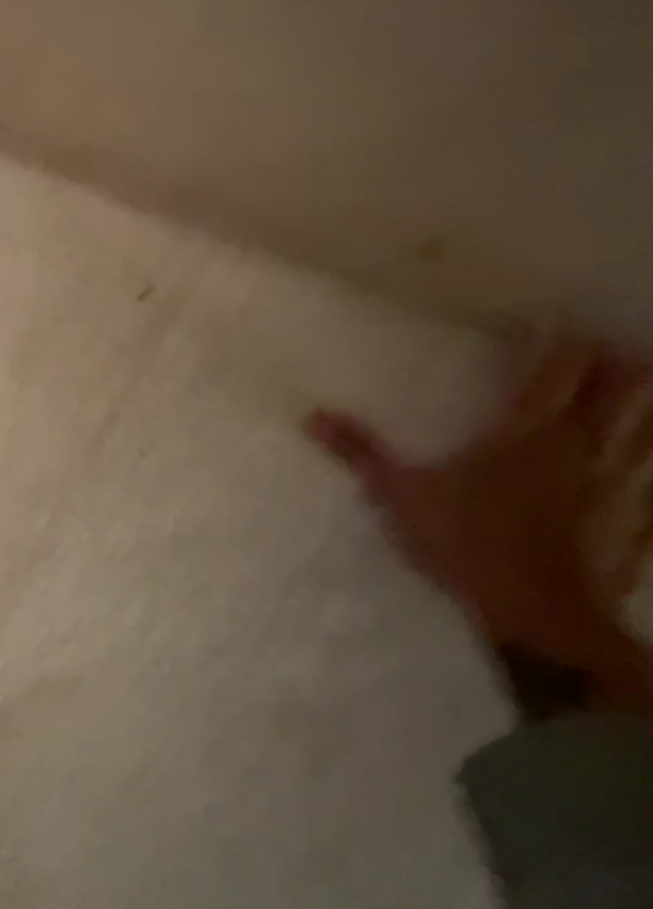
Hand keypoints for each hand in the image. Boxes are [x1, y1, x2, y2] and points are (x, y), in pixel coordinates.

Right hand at [307, 333, 652, 711]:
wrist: (538, 612)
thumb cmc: (464, 542)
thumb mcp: (398, 494)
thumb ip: (361, 451)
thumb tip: (313, 414)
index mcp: (525, 432)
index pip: (553, 368)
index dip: (552, 338)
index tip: (540, 319)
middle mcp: (581, 444)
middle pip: (620, 383)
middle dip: (608, 358)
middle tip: (587, 346)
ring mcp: (617, 478)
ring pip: (646, 419)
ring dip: (638, 395)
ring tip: (626, 379)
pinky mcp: (635, 512)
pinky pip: (650, 465)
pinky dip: (645, 445)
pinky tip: (634, 447)